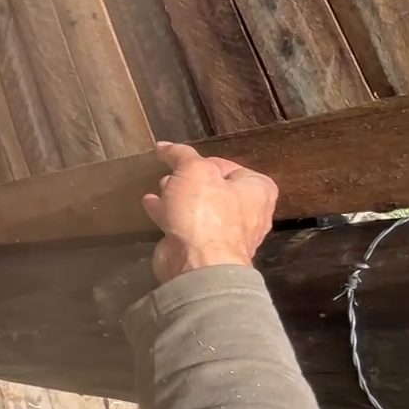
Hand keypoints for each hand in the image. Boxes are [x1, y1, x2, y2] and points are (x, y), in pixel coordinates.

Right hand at [141, 142, 277, 283]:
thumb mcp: (193, 171)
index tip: (183, 160)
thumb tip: (166, 146)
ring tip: (160, 188)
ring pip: (200, 207)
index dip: (207, 161)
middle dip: (192, 180)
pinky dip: (169, 213)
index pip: (233, 167)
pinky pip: (185, 223)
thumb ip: (181, 155)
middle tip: (171, 174)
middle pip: (217, 188)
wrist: (198, 261)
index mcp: (257, 191)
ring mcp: (225, 232)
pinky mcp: (203, 246)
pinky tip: (152, 205)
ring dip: (179, 196)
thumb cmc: (205, 212)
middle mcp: (248, 212)